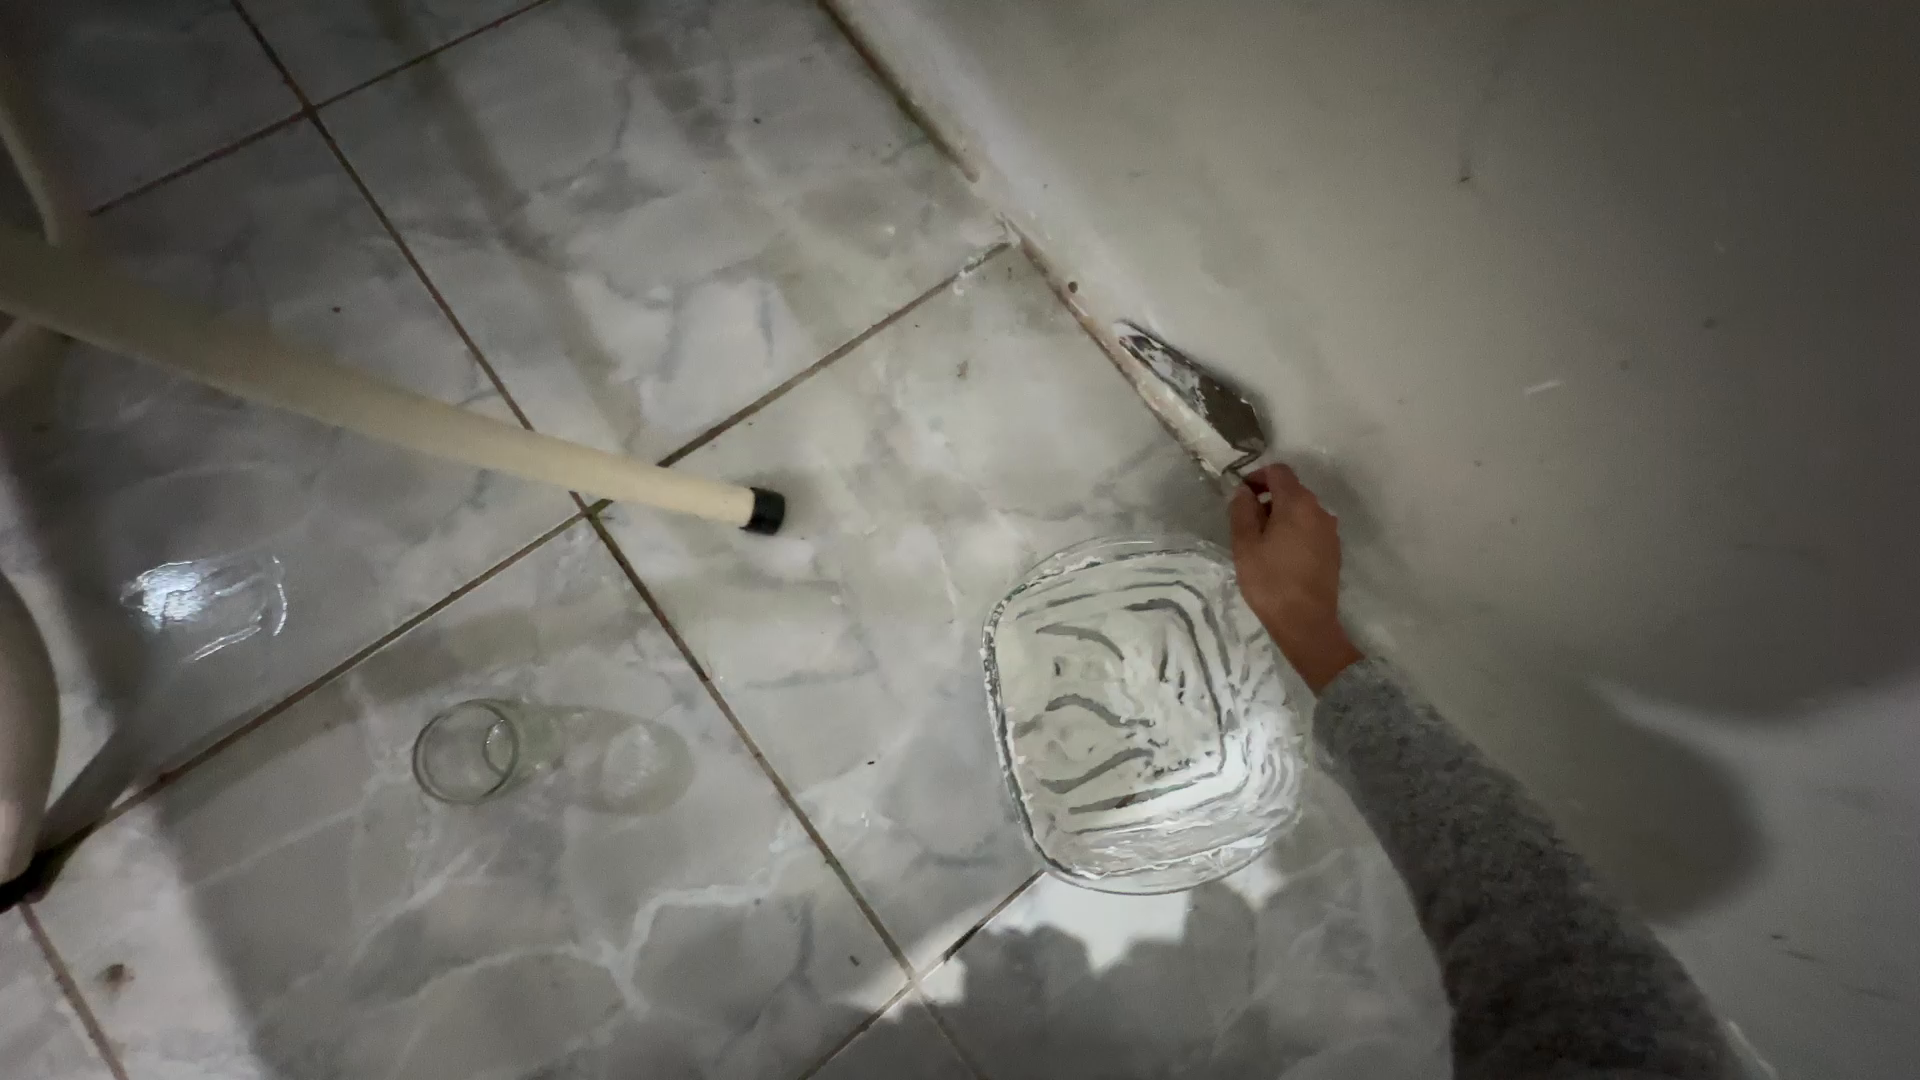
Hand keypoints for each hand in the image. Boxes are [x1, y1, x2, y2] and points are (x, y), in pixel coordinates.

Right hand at [1230, 464, 1363, 692]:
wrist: (1306, 622)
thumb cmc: (1269, 580)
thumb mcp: (1245, 544)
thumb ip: (1242, 511)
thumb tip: (1244, 492)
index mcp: (1297, 504)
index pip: (1279, 472)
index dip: (1257, 476)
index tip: (1240, 494)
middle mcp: (1319, 511)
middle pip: (1292, 490)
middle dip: (1268, 498)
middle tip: (1245, 522)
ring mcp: (1330, 531)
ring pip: (1302, 510)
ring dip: (1281, 516)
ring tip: (1261, 541)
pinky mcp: (1333, 550)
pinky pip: (1310, 528)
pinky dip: (1294, 530)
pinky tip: (1280, 555)